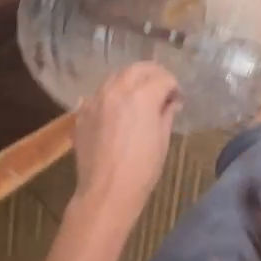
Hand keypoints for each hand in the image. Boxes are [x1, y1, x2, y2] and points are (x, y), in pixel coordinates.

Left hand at [74, 62, 180, 210]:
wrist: (107, 190)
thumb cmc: (142, 169)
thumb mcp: (162, 140)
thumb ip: (166, 114)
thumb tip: (170, 102)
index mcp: (142, 96)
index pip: (163, 78)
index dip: (174, 87)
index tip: (177, 99)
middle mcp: (117, 90)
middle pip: (138, 69)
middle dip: (153, 75)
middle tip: (161, 89)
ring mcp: (96, 99)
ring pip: (116, 77)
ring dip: (131, 82)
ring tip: (140, 99)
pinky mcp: (83, 112)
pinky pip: (100, 94)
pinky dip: (113, 96)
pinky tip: (118, 111)